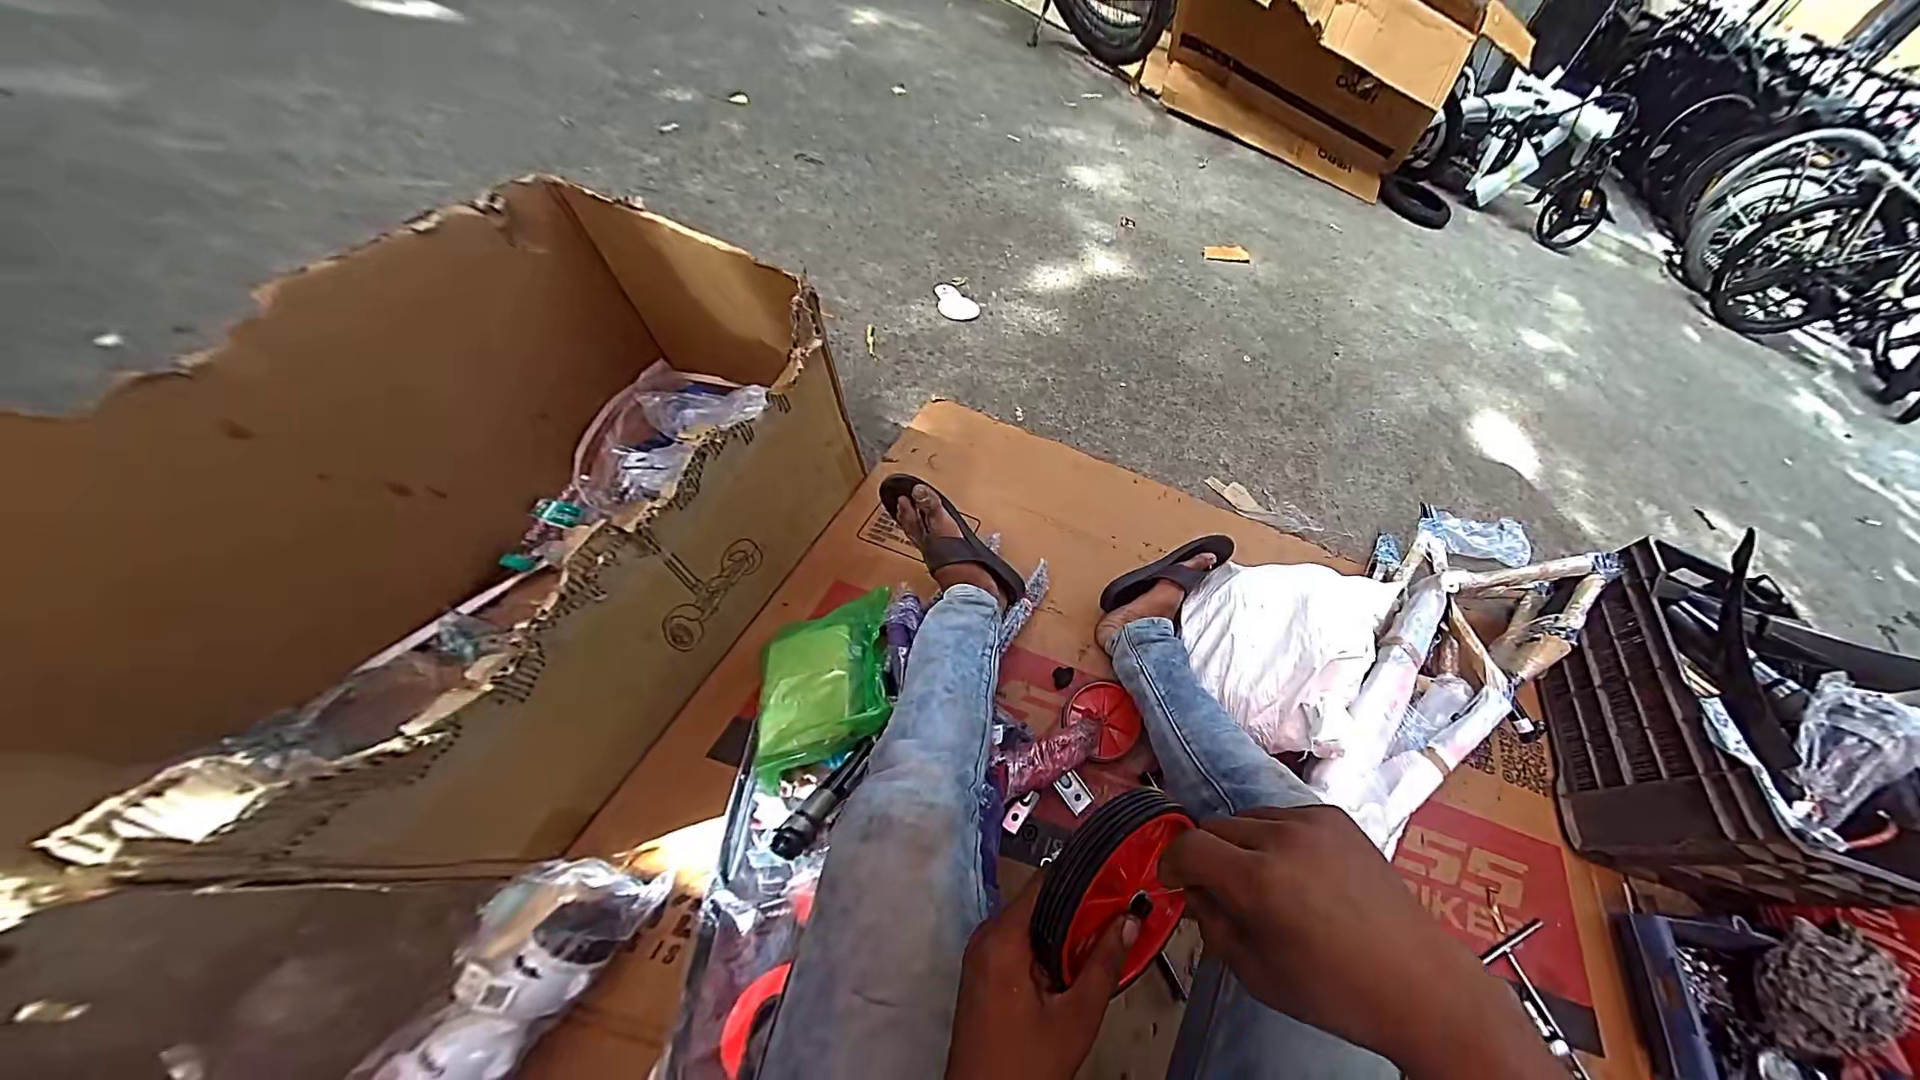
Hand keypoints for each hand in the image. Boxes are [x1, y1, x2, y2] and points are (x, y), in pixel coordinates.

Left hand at [945, 871, 1135, 1079]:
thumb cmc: (1022, 1067)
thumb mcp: (1075, 1019)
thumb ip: (1103, 966)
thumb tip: (1126, 923)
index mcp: (1003, 937)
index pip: (1043, 882)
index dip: (1080, 880)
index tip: (1111, 884)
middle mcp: (985, 935)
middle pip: (1036, 902)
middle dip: (1075, 910)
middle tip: (1112, 918)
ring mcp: (980, 952)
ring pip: (1028, 922)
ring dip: (1060, 931)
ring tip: (1096, 944)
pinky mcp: (982, 969)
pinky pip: (1016, 942)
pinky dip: (1043, 946)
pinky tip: (1068, 967)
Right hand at [1159, 805, 1560, 1078]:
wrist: (1424, 987)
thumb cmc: (1335, 991)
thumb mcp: (1255, 972)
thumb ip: (1210, 923)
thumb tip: (1192, 890)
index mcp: (1258, 880)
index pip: (1189, 846)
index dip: (1172, 862)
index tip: (1172, 879)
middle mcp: (1281, 838)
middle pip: (1214, 827)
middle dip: (1208, 856)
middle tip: (1221, 888)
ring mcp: (1311, 822)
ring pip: (1246, 817)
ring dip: (1240, 843)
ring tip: (1263, 878)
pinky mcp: (1335, 816)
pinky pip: (1281, 815)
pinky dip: (1274, 836)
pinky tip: (1296, 869)